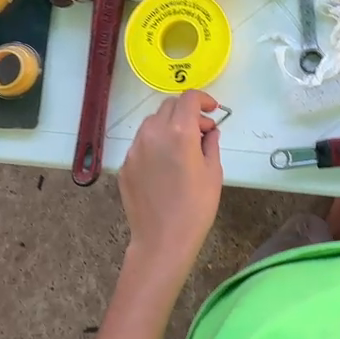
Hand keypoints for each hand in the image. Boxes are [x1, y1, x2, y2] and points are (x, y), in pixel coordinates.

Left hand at [118, 90, 223, 285]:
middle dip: (187, 111)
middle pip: (169, 106)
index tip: (212, 110)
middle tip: (201, 131)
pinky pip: (142, 143)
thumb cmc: (196, 207)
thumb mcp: (213, 172)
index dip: (203, 98)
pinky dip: (156, 143)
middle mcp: (154, 133)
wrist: (162, 240)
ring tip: (182, 146)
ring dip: (169, 125)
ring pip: (152, 122)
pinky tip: (165, 164)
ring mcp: (135, 149)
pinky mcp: (126, 165)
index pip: (189, 98)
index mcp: (180, 132)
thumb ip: (211, 143)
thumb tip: (209, 131)